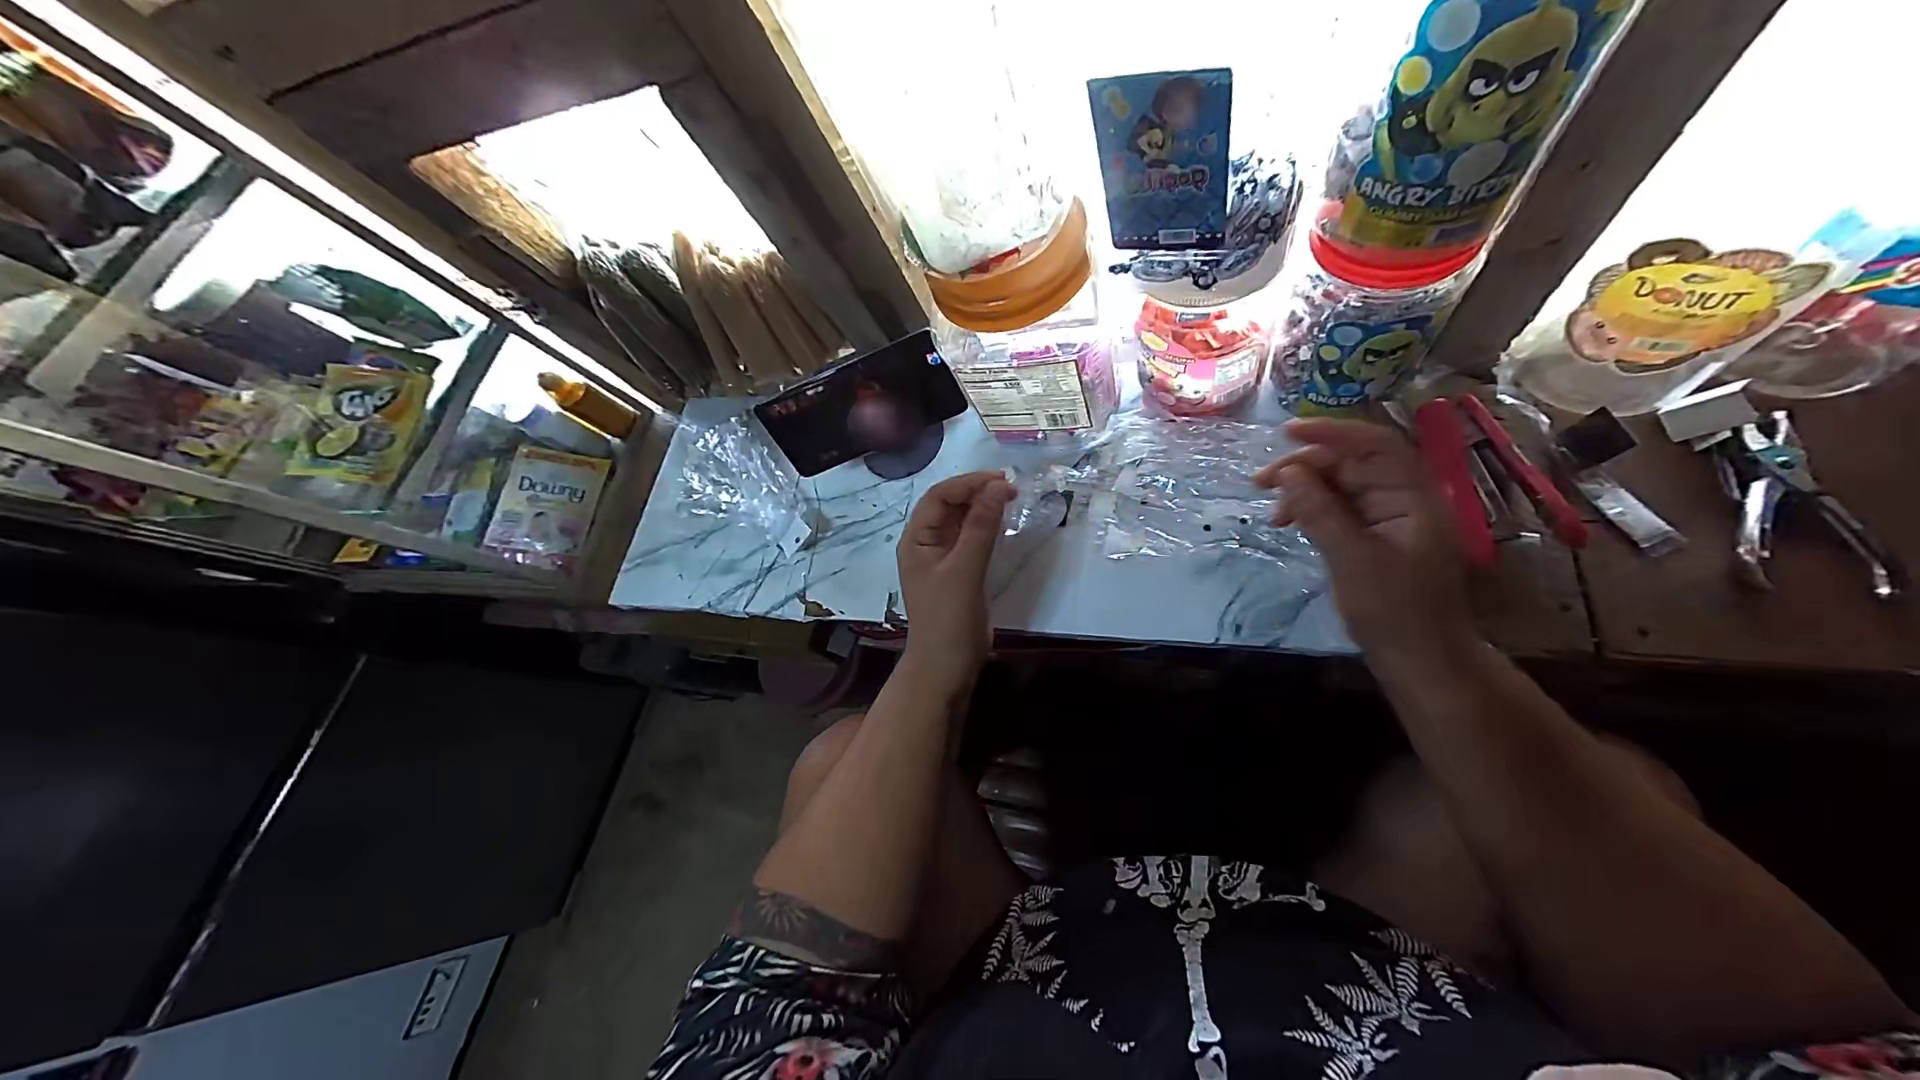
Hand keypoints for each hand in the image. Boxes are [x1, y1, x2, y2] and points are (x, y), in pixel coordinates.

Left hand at [896, 471, 1013, 692]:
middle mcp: (925, 544)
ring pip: (961, 521)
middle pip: (949, 505)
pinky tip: (1003, 523)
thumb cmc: (948, 618)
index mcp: (916, 540)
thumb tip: (998, 487)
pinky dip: (986, 527)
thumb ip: (981, 527)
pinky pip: (970, 539)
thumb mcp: (965, 570)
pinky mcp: (958, 573)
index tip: (1002, 480)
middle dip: (976, 492)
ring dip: (982, 507)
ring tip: (1011, 500)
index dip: (969, 483)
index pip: (939, 496)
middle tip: (1011, 488)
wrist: (946, 667)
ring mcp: (942, 559)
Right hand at [1255, 418, 1474, 658]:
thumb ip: (1319, 511)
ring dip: (1304, 490)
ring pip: (1342, 486)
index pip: (1375, 446)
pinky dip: (1312, 509)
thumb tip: (1286, 472)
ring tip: (1272, 511)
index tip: (1285, 433)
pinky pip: (1340, 509)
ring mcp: (1390, 519)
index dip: (1331, 432)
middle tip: (1260, 483)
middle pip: (1352, 464)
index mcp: (1414, 497)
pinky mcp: (1375, 537)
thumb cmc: (1394, 610)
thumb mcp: (1351, 558)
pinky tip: (1289, 521)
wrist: (1422, 660)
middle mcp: (1404, 499)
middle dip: (1306, 466)